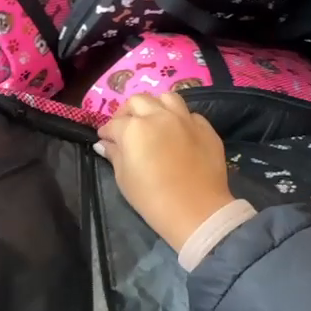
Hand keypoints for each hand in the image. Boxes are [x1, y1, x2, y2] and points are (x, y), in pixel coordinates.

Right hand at [96, 93, 235, 250]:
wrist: (196, 211)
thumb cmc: (152, 198)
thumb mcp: (124, 178)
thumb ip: (114, 154)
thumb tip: (105, 144)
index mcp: (134, 128)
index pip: (113, 124)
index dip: (106, 132)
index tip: (104, 139)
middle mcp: (159, 116)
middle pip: (138, 101)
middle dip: (127, 112)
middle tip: (125, 127)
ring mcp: (185, 120)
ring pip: (167, 98)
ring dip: (155, 106)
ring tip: (153, 120)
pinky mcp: (206, 129)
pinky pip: (190, 114)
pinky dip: (180, 119)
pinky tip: (178, 133)